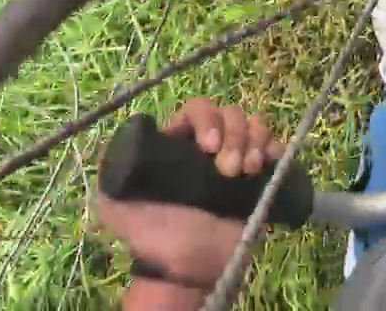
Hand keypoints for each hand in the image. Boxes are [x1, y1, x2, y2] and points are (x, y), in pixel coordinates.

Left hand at [96, 98, 285, 308]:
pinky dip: (275, 146)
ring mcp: (238, 156)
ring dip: (255, 140)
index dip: (206, 119)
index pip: (197, 109)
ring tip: (249, 171)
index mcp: (180, 145)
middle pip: (230, 113)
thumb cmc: (161, 241)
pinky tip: (269, 164)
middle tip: (229, 171)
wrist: (195, 275)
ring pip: (254, 123)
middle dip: (235, 136)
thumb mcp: (124, 213)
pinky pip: (274, 143)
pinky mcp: (261, 173)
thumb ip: (112, 184)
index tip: (208, 147)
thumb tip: (111, 152)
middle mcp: (210, 145)